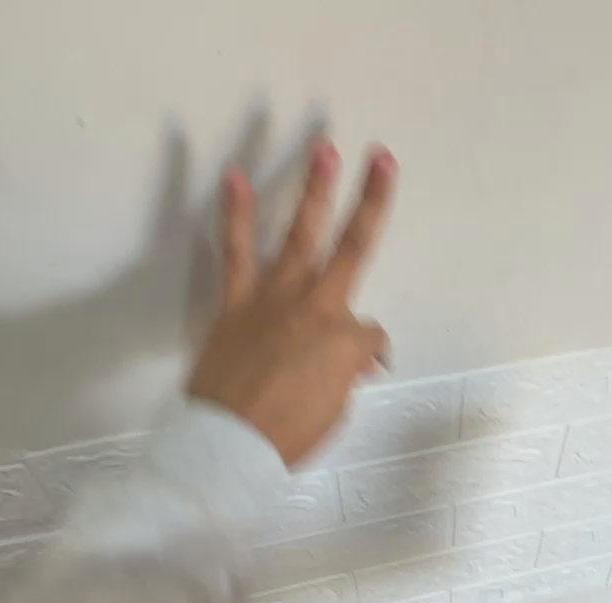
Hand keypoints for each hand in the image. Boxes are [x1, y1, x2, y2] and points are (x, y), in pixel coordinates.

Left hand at [187, 140, 396, 465]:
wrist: (231, 445)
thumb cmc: (290, 435)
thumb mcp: (335, 411)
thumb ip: (345, 375)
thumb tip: (354, 361)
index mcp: (346, 341)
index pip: (372, 334)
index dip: (371, 353)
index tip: (363, 370)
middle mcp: (317, 307)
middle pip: (352, 248)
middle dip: (370, 203)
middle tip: (380, 158)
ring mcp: (274, 299)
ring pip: (300, 235)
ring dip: (314, 191)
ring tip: (323, 149)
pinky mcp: (235, 302)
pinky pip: (236, 252)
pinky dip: (234, 216)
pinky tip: (234, 179)